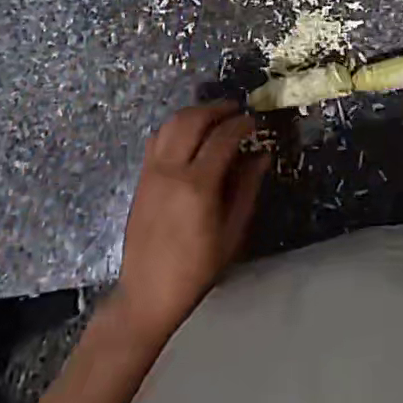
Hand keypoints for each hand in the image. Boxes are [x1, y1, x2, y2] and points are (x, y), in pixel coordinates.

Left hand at [112, 101, 269, 341]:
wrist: (149, 292)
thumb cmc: (197, 269)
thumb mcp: (232, 232)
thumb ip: (246, 188)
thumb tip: (261, 155)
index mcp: (198, 186)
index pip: (223, 138)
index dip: (241, 124)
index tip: (254, 122)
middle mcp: (171, 170)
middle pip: (193, 120)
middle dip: (217, 109)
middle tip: (236, 111)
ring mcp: (152, 170)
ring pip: (171, 123)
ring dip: (195, 113)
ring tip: (214, 117)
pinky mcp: (141, 176)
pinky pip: (157, 137)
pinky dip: (175, 127)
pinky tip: (189, 134)